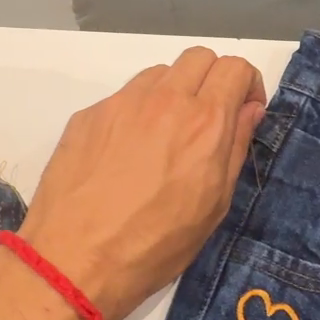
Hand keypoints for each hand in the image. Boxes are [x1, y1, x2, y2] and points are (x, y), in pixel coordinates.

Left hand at [16, 47, 265, 319]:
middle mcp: (165, 99)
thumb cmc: (156, 245)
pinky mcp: (88, 115)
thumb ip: (236, 146)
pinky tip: (125, 155)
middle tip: (207, 119)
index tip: (242, 112)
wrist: (72, 262)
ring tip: (164, 137)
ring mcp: (122, 103)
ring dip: (173, 92)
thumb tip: (248, 109)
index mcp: (204, 122)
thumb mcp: (214, 204)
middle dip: (212, 80)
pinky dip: (137, 113)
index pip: (235, 68)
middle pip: (199, 57)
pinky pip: (124, 97)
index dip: (247, 85)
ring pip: (160, 73)